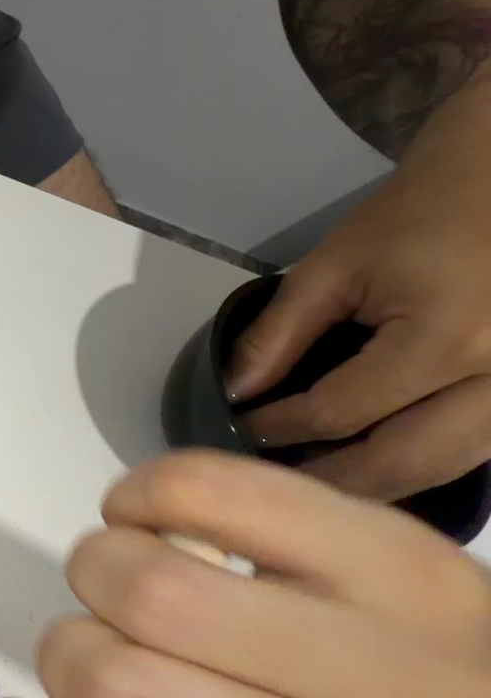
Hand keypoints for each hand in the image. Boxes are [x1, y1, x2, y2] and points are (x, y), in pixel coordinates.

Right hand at [0, 451, 490, 697]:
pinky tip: (148, 517)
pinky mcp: (404, 560)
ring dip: (96, 567)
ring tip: (124, 578)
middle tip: (98, 647)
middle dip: (66, 651)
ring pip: (151, 590)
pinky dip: (143, 494)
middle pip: (118, 690)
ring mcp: (400, 664)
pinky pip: (215, 496)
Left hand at [229, 142, 490, 500]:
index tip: (235, 428)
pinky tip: (374, 463)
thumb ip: (275, 337)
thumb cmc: (423, 212)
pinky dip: (426, 463)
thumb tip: (232, 394)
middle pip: (405, 461)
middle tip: (267, 484)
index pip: (338, 413)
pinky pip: (483, 446)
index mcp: (450, 343)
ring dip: (379, 483)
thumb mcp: (331, 269)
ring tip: (312, 485)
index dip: (275, 427)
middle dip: (327, 481)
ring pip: (453, 465)